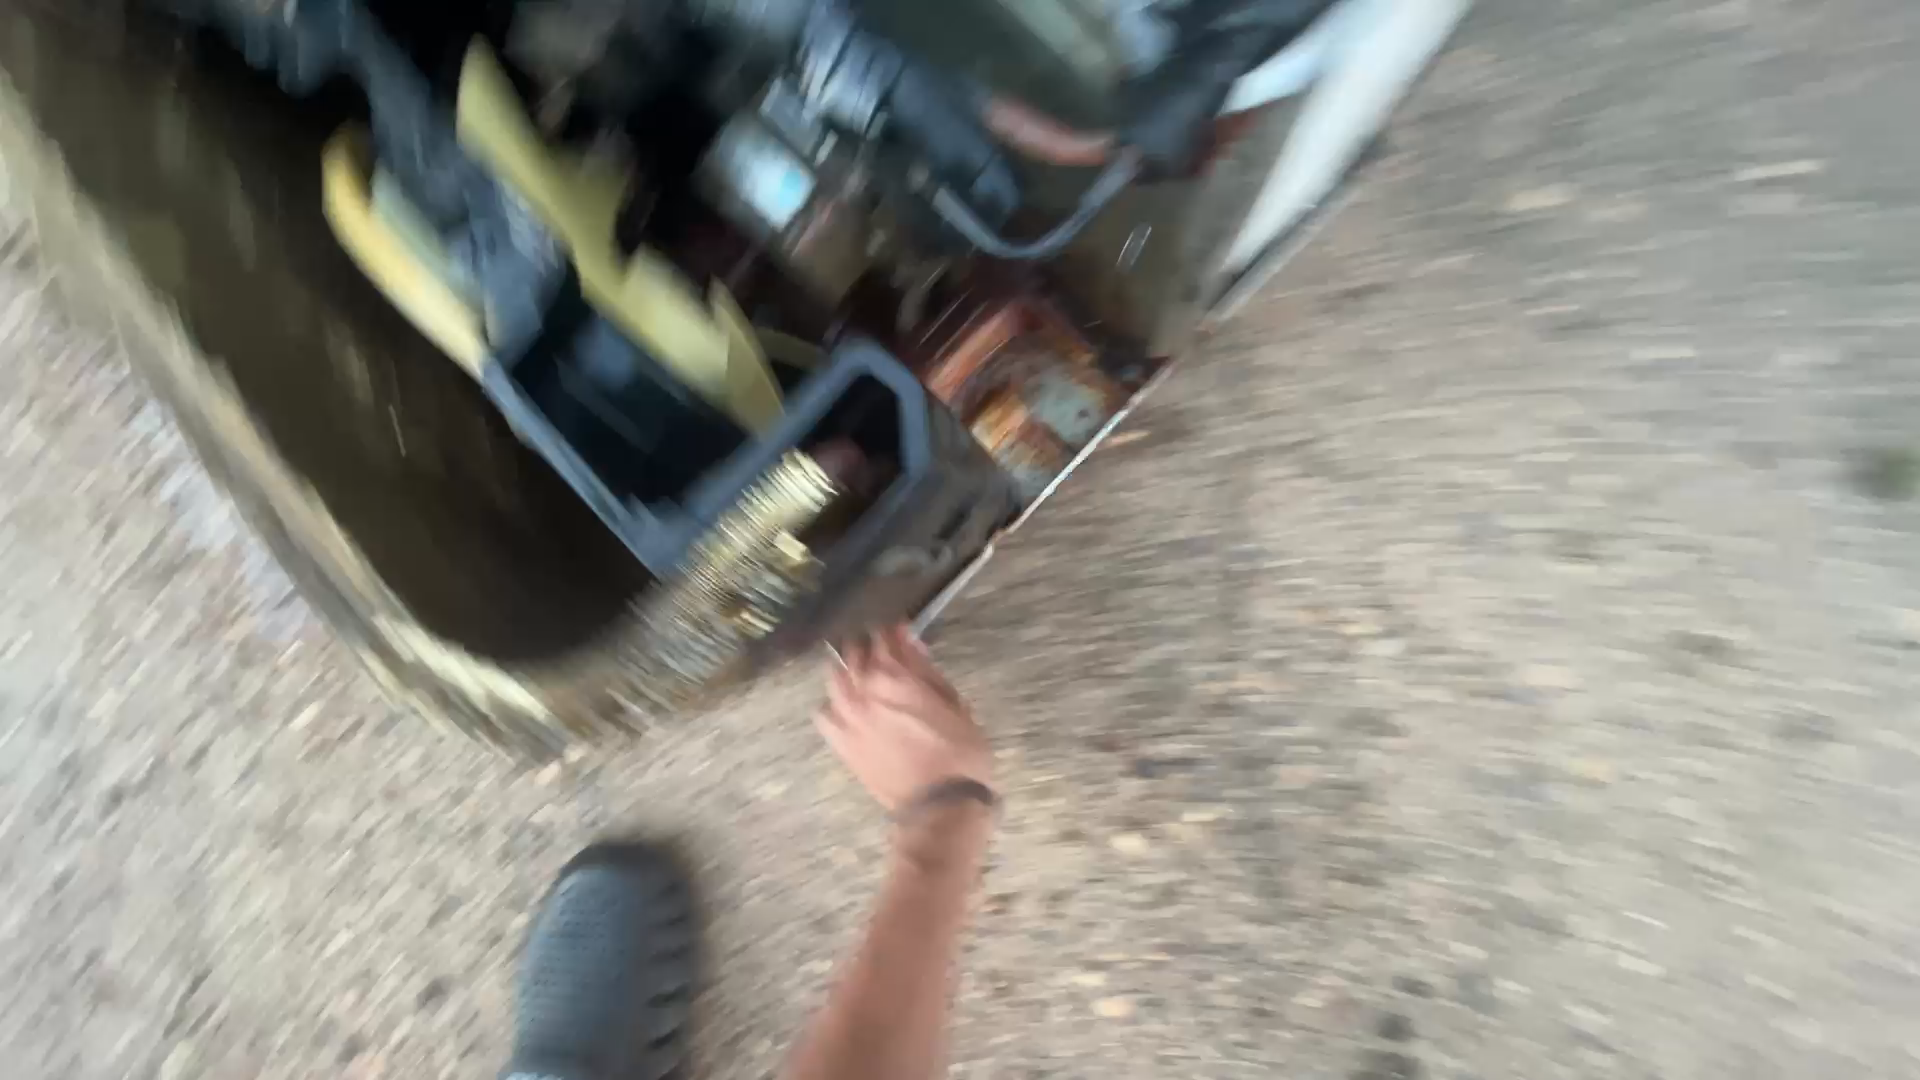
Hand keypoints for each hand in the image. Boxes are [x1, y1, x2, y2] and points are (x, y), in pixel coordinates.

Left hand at [815, 626, 992, 814]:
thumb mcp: (954, 702)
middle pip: (854, 651)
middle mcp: (863, 688)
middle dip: (869, 646)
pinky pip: (824, 712)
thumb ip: (926, 671)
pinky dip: (833, 704)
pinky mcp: (840, 743)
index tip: (903, 630)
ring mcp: (847, 716)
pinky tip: (846, 708)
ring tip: (862, 675)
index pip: (885, 635)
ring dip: (847, 669)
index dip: (895, 630)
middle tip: (884, 652)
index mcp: (894, 674)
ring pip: (834, 676)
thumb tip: (910, 645)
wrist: (940, 806)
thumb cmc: (959, 752)